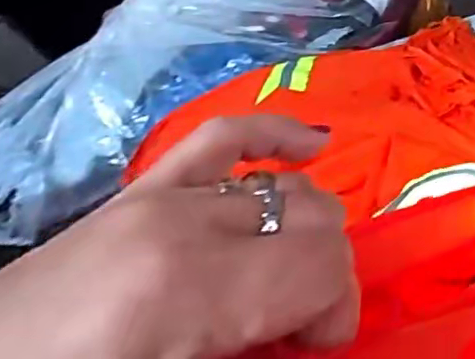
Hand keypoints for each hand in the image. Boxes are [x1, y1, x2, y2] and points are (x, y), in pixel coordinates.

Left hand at [0, 115, 358, 358]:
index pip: (314, 262)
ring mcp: (156, 196)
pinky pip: (220, 139)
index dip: (339, 309)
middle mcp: (181, 221)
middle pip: (307, 215)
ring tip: (298, 280)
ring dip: (308, 226)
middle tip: (304, 335)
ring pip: (280, 182)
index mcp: (183, 289)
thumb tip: (302, 340)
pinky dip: (274, 136)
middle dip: (327, 274)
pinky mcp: (136, 194)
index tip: (322, 350)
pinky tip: (311, 143)